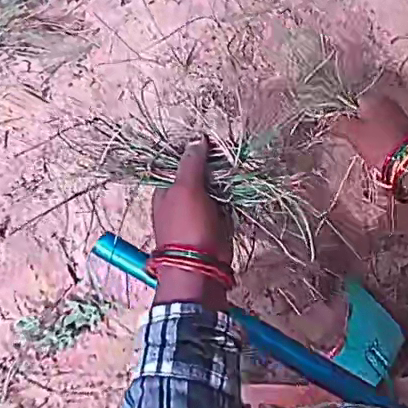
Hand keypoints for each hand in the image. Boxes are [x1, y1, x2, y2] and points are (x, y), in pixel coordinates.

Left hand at [152, 137, 231, 260]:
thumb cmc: (187, 226)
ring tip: (239, 171)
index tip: (214, 145)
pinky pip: (226, 203)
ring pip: (215, 188)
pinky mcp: (215, 222)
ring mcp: (199, 211)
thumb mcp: (186, 189)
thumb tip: (196, 140)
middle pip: (200, 174)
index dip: (197, 152)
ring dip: (227, 182)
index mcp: (166, 189)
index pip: (182, 162)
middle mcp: (181, 199)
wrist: (201, 267)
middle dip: (215, 168)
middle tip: (230, 158)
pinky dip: (233, 198)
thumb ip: (191, 163)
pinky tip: (241, 189)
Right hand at [329, 91, 407, 171]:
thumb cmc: (378, 143)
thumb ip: (339, 123)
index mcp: (373, 98)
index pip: (351, 101)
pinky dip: (378, 136)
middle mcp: (387, 102)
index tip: (338, 128)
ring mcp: (398, 115)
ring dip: (367, 131)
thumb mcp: (353, 133)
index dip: (342, 114)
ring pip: (374, 121)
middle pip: (363, 111)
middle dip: (355, 123)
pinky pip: (384, 129)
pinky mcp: (404, 129)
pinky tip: (375, 147)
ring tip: (362, 146)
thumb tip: (330, 119)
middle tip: (349, 138)